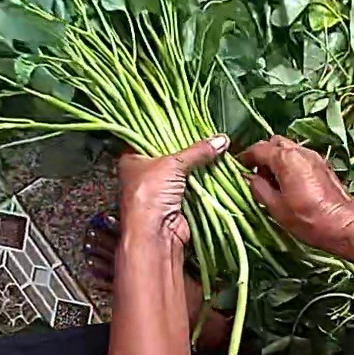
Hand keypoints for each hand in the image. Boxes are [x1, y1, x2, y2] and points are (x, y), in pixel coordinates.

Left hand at [117, 135, 229, 250]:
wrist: (155, 232)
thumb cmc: (149, 193)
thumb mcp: (173, 163)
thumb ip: (197, 151)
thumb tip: (221, 139)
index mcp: (132, 158)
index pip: (151, 136)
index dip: (169, 128)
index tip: (189, 122)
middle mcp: (144, 172)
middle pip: (171, 154)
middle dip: (189, 148)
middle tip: (208, 136)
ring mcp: (160, 188)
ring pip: (183, 171)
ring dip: (199, 165)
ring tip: (216, 150)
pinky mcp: (176, 202)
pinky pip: (192, 186)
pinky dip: (203, 181)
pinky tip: (216, 170)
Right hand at [239, 137, 353, 254]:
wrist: (344, 225)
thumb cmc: (308, 218)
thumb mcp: (276, 207)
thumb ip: (259, 189)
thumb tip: (250, 178)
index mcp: (285, 158)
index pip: (259, 148)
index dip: (246, 157)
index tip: (239, 167)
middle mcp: (301, 152)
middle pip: (275, 144)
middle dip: (263, 155)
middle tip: (258, 175)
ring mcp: (315, 157)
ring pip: (290, 149)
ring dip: (278, 160)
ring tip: (274, 182)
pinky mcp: (324, 166)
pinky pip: (301, 158)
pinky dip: (291, 165)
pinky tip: (290, 184)